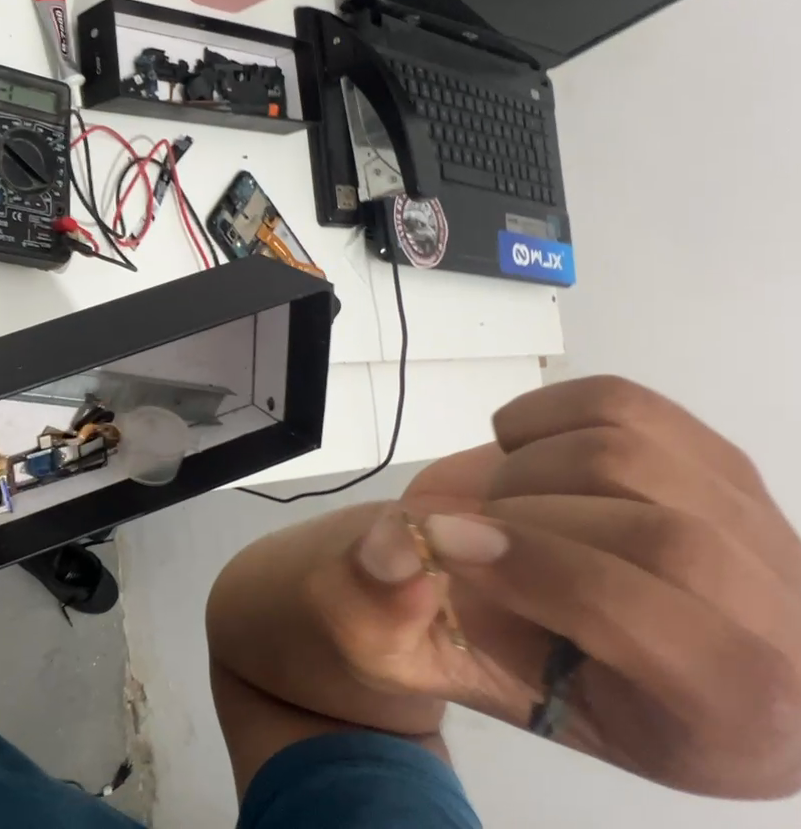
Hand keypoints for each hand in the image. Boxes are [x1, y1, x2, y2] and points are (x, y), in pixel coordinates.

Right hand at [210, 377, 800, 798]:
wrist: (482, 600)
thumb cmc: (453, 643)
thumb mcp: (389, 654)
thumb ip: (376, 614)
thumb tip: (397, 548)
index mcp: (725, 728)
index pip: (685, 641)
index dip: (549, 575)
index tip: (441, 543)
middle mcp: (794, 640)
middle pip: (667, 539)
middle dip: (521, 516)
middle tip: (458, 529)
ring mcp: (764, 539)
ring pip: (640, 458)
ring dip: (524, 469)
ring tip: (491, 504)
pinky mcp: (714, 466)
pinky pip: (629, 405)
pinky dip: (541, 414)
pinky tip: (517, 456)